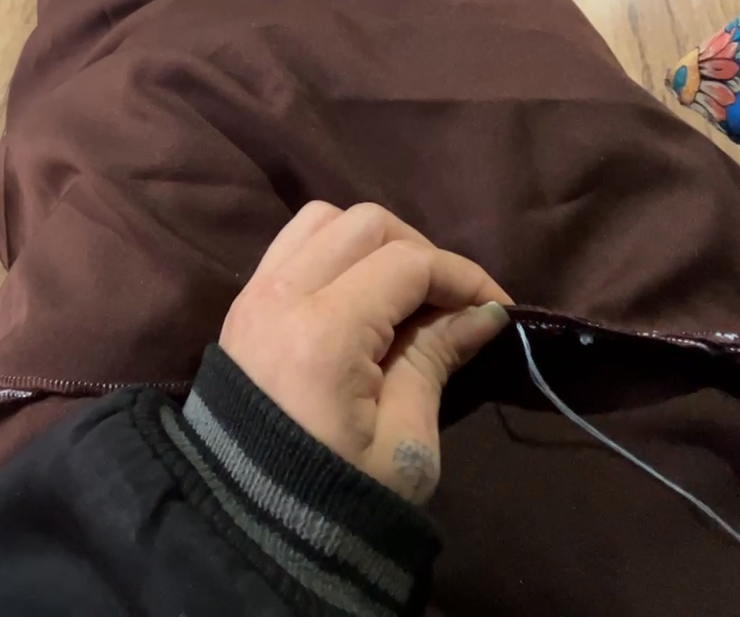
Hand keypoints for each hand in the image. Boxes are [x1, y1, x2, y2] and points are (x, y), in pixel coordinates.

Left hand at [219, 201, 512, 502]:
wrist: (245, 519)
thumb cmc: (333, 495)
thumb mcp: (403, 443)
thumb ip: (435, 359)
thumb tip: (482, 312)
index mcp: (323, 332)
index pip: (406, 262)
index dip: (461, 275)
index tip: (496, 307)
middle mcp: (281, 293)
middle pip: (364, 223)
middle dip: (419, 250)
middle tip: (448, 301)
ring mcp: (254, 291)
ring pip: (322, 218)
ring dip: (371, 241)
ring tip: (401, 291)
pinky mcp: (243, 300)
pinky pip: (293, 242)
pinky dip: (333, 248)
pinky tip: (358, 291)